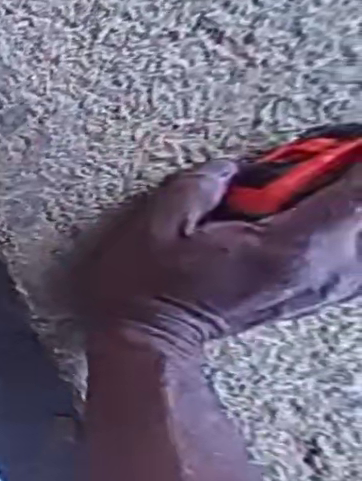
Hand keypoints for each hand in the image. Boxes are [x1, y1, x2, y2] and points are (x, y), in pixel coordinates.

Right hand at [75, 160, 361, 355]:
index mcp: (292, 245)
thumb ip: (197, 188)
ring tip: (281, 205)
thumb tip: (229, 167)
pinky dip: (339, 231)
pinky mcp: (327, 291)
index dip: (350, 155)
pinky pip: (356, 251)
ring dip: (337, 209)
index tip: (323, 145)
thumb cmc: (142, 286)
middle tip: (287, 176)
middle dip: (337, 181)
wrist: (144, 335)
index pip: (361, 186)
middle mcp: (331, 265)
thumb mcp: (150, 229)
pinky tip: (300, 228)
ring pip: (360, 229)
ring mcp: (334, 282)